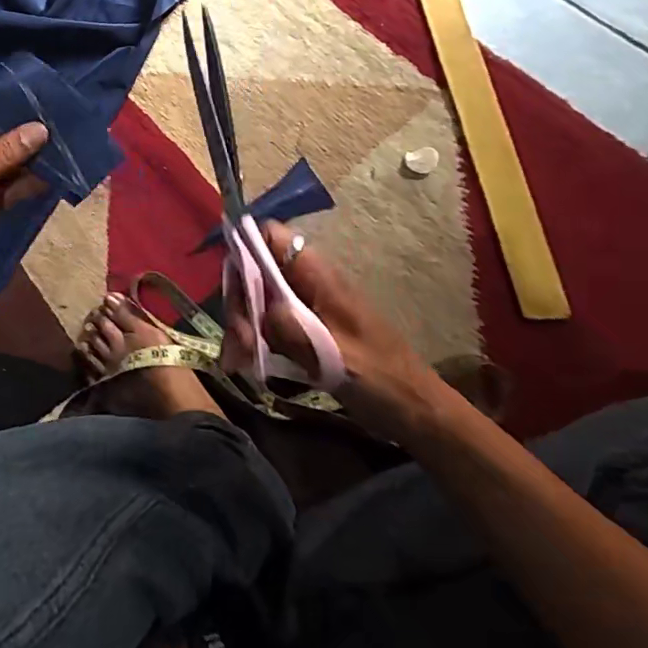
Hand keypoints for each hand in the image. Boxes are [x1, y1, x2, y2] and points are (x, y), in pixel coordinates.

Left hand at [0, 110, 49, 320]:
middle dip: (18, 131)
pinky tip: (54, 172)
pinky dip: (26, 183)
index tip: (32, 95)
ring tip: (64, 140)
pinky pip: (7, 190)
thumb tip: (39, 128)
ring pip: (0, 165)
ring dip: (27, 158)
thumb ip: (0, 156)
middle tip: (58, 115)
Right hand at [254, 221, 447, 440]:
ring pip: (257, 300)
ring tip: (238, 361)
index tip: (233, 289)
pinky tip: (247, 364)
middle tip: (238, 344)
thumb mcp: (332, 354)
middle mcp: (306, 282)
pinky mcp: (304, 330)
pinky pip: (267, 323)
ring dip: (243, 326)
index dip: (243, 250)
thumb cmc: (380, 379)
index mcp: (317, 275)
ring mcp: (305, 306)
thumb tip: (256, 306)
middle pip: (254, 271)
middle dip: (240, 303)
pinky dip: (253, 340)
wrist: (415, 411)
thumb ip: (289, 326)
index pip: (269, 237)